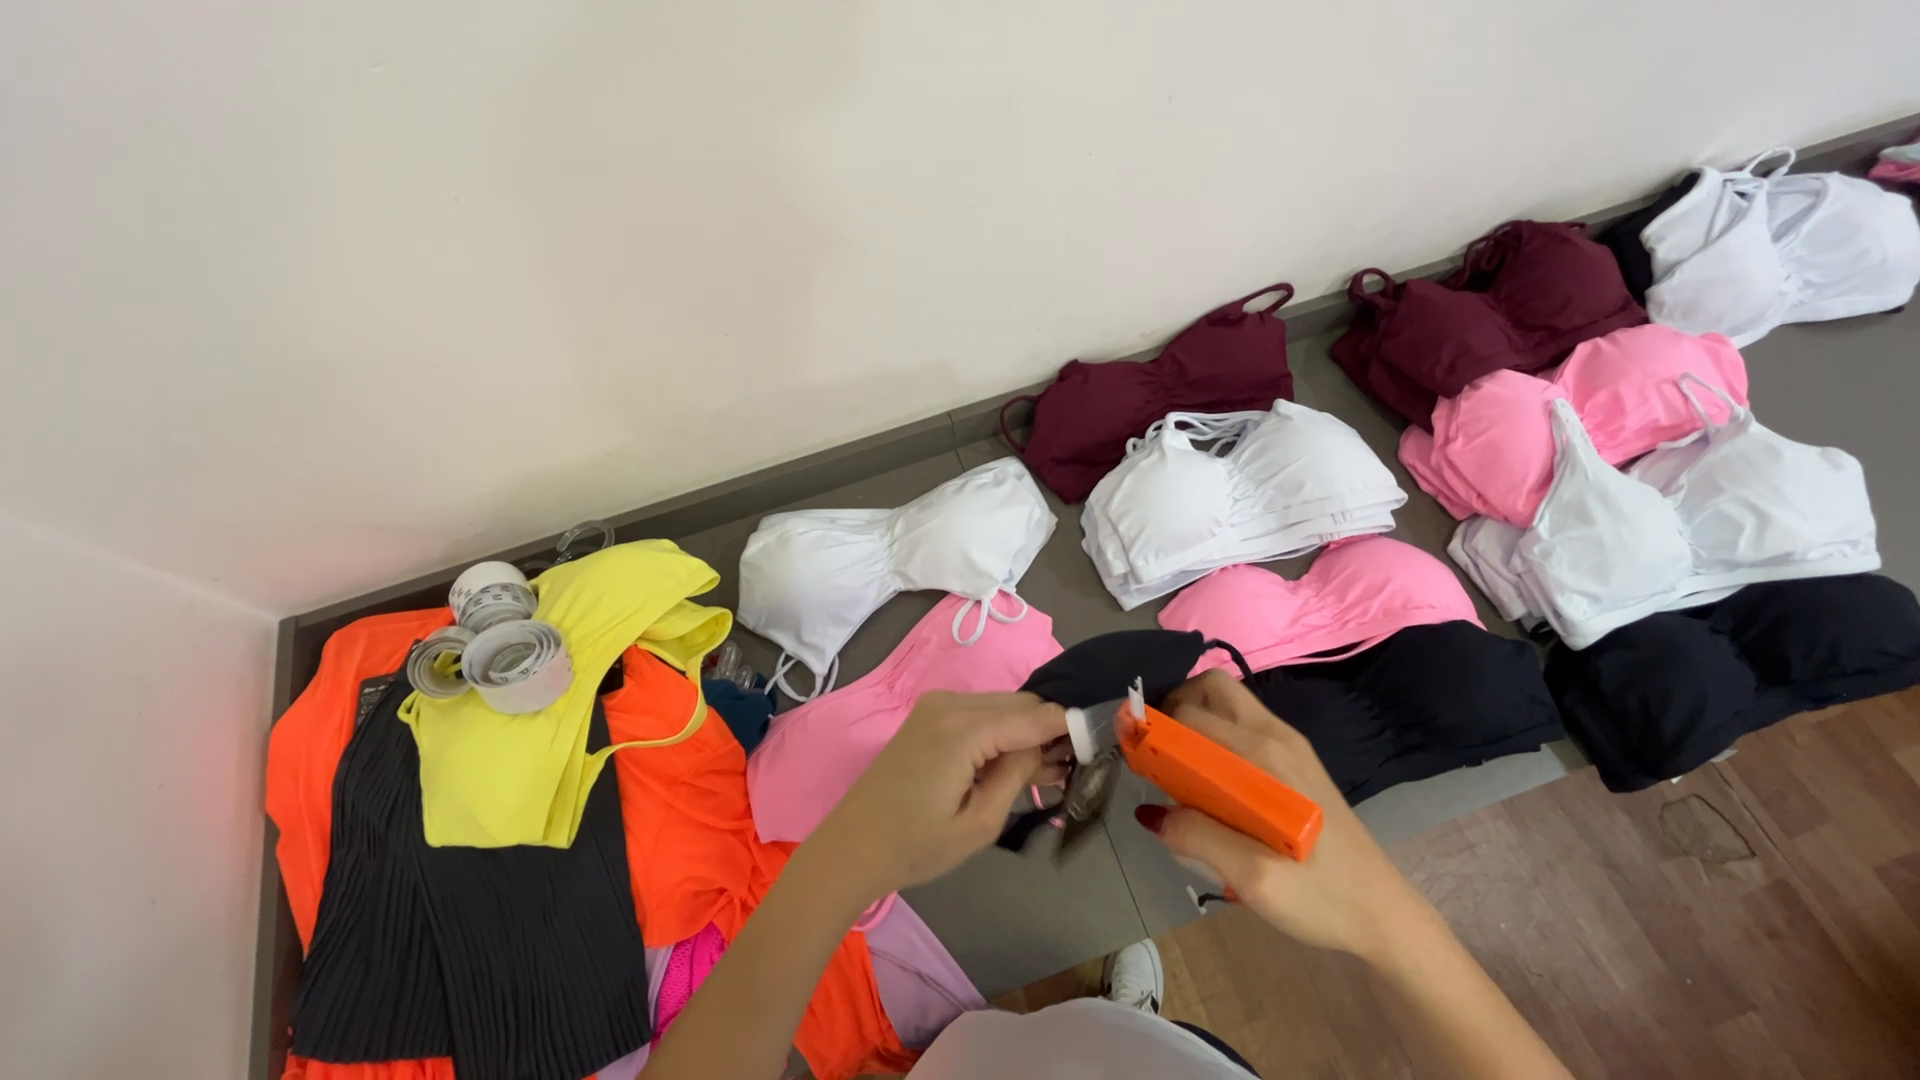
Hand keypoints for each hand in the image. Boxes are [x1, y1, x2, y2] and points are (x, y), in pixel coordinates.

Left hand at [803, 691, 1066, 908]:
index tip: (1099, 747)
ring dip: (1025, 730)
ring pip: (1002, 705)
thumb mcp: (980, 823)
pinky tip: (1012, 763)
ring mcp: (935, 705)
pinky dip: (1001, 731)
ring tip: (1045, 773)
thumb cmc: (915, 846)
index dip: (1070, 729)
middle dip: (1048, 729)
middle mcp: (950, 703)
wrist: (851, 847)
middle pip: (1021, 703)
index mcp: (963, 728)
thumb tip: (1046, 746)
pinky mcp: (928, 715)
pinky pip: (979, 712)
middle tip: (1071, 768)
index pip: (1036, 716)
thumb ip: (1018, 775)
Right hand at [1135, 669, 1427, 959]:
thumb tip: (1152, 812)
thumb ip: (1198, 838)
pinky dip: (1213, 734)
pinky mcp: (1296, 760)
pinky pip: (1243, 725)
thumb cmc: (1321, 897)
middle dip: (1172, 709)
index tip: (1131, 757)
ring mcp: (1290, 744)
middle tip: (1155, 753)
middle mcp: (1276, 735)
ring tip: (1175, 766)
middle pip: (1210, 687)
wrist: (1383, 914)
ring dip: (1193, 719)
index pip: (1190, 714)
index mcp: (1264, 755)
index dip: (1152, 728)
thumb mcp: (1254, 879)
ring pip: (1227, 702)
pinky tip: (1208, 781)